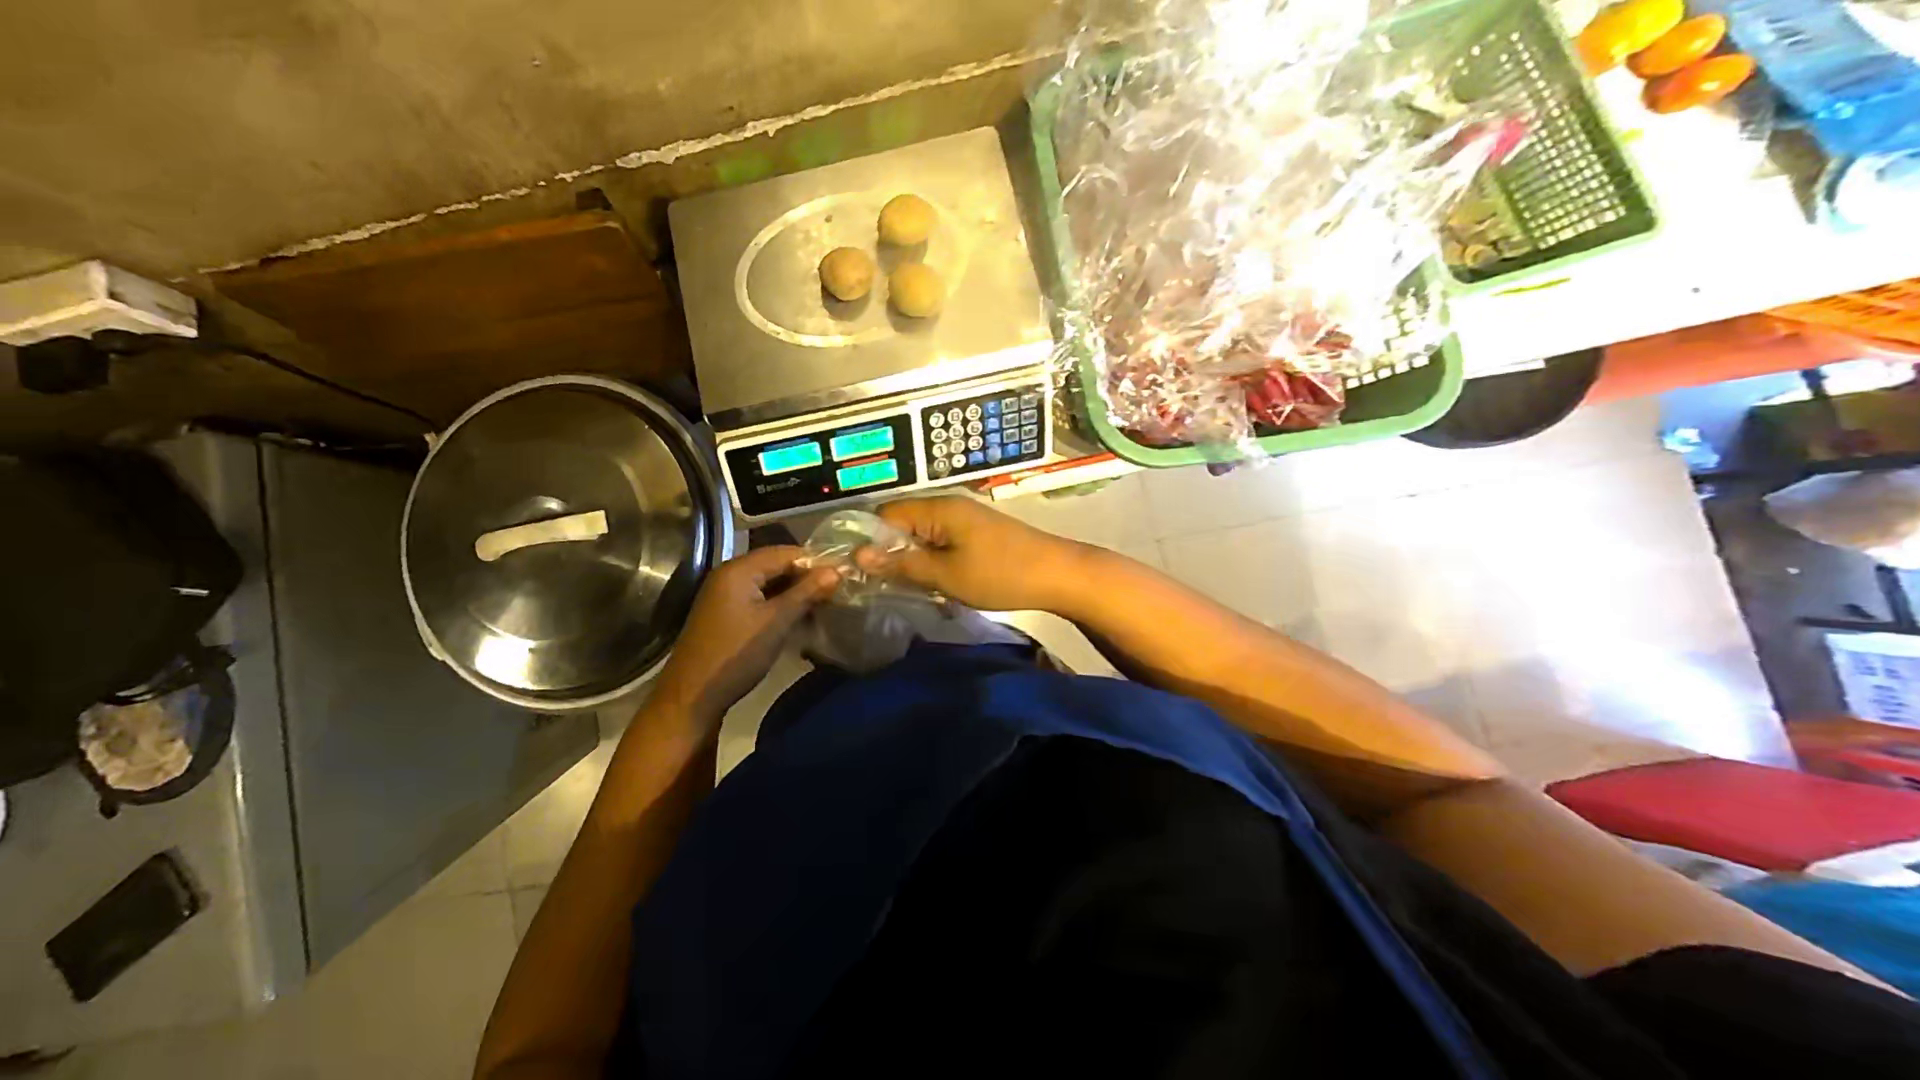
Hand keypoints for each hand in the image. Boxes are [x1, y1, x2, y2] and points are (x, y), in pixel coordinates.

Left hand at [649, 546, 839, 725]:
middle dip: (807, 576)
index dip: (816, 561)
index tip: (844, 573)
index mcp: (738, 570)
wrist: (692, 696)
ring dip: (795, 592)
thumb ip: (806, 593)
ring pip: (769, 584)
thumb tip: (837, 570)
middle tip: (838, 590)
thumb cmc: (735, 654)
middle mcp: (729, 575)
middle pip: (776, 565)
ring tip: (826, 603)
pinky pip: (759, 599)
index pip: (785, 552)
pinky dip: (780, 604)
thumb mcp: (776, 622)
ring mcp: (725, 595)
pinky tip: (801, 616)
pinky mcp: (726, 614)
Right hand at [868, 496, 1087, 612]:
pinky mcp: (976, 534)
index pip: (885, 514)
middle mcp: (948, 506)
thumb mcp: (946, 575)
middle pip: (902, 522)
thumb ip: (902, 564)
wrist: (1059, 575)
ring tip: (898, 586)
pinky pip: (940, 541)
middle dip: (886, 551)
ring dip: (910, 557)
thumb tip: (858, 555)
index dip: (866, 540)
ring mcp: (964, 519)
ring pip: (921, 534)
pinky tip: (929, 581)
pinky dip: (930, 558)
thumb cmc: (1000, 574)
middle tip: (874, 583)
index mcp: (938, 508)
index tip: (853, 570)